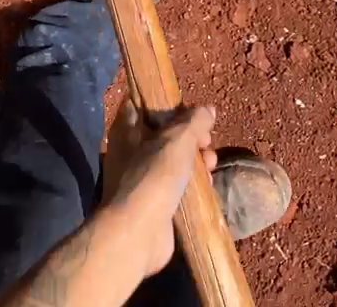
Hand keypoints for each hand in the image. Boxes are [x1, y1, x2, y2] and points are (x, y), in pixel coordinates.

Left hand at [99, 101, 216, 277]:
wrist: (138, 234)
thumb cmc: (154, 176)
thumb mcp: (178, 140)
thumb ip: (194, 121)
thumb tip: (208, 110)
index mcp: (126, 128)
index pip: (143, 102)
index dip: (168, 102)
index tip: (189, 106)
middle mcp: (130, 150)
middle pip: (165, 132)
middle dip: (191, 135)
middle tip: (206, 140)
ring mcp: (141, 177)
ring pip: (173, 159)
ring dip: (195, 159)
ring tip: (210, 163)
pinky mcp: (153, 201)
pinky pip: (176, 183)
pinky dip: (191, 182)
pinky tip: (206, 184)